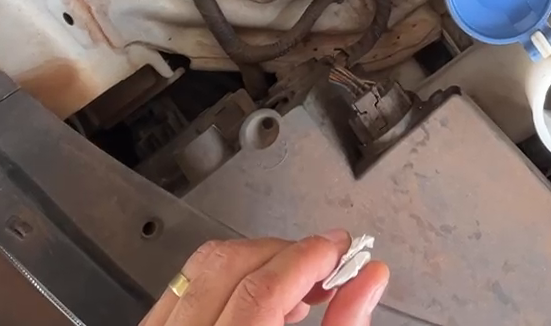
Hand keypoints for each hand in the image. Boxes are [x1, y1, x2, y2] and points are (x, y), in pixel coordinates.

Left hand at [140, 232, 388, 325]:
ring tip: (294, 286)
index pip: (262, 292)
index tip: (342, 249)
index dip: (310, 258)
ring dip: (255, 260)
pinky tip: (253, 301)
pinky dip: (223, 281)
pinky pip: (182, 286)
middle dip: (286, 252)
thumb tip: (369, 277)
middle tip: (325, 263)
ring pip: (201, 266)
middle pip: (228, 264)